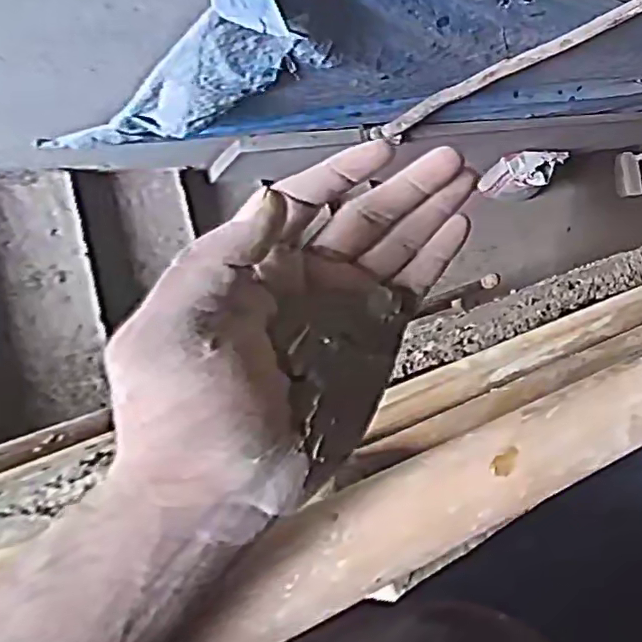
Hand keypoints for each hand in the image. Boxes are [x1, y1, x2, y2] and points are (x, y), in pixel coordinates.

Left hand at [104, 141, 476, 511]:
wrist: (217, 492)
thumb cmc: (180, 413)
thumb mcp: (173, 329)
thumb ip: (219, 257)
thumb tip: (271, 197)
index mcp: (254, 268)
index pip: (308, 204)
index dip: (347, 173)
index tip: (385, 149)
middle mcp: (307, 279)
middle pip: (369, 218)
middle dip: (412, 186)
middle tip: (451, 160)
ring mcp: (347, 307)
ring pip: (400, 245)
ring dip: (434, 210)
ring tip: (467, 181)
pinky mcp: (377, 336)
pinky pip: (413, 286)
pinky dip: (438, 255)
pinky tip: (458, 226)